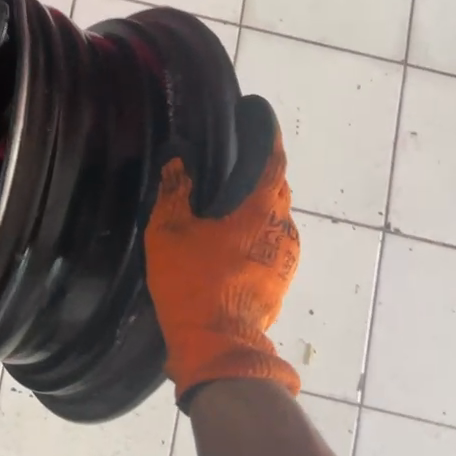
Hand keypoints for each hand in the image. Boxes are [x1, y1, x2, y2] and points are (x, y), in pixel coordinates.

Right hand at [144, 123, 300, 404]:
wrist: (217, 343)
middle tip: (225, 158)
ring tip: (221, 198)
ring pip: (273, 215)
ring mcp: (286, 255)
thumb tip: (179, 160)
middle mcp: (284, 227)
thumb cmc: (193, 282)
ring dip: (253, 203)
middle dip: (256, 169)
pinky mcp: (279, 277)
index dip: (265, 133)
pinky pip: (268, 238)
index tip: (255, 112)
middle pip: (275, 187)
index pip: (272, 159)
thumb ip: (175, 193)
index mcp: (261, 210)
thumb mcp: (170, 232)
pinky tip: (225, 234)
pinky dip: (251, 227)